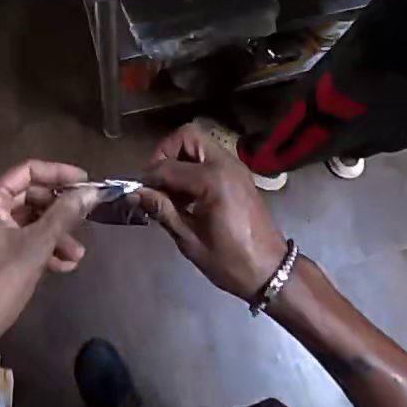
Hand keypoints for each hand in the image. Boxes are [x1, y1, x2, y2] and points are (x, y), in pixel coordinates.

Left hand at [0, 161, 103, 361]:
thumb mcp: (35, 248)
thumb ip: (64, 215)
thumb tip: (91, 191)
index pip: (28, 171)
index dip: (58, 173)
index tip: (86, 182)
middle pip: (30, 197)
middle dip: (60, 210)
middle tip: (86, 218)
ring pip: (29, 223)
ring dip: (56, 234)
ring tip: (78, 254)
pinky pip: (22, 243)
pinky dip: (43, 251)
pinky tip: (63, 267)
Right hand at [137, 124, 288, 300]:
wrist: (271, 270)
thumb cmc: (230, 261)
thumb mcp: (190, 240)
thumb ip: (162, 210)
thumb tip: (136, 194)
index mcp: (214, 180)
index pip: (169, 166)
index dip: (148, 178)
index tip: (137, 192)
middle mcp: (225, 164)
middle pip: (187, 136)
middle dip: (165, 153)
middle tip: (156, 182)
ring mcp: (235, 166)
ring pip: (199, 143)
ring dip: (179, 158)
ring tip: (169, 190)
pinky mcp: (238, 173)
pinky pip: (209, 156)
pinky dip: (193, 165)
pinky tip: (186, 194)